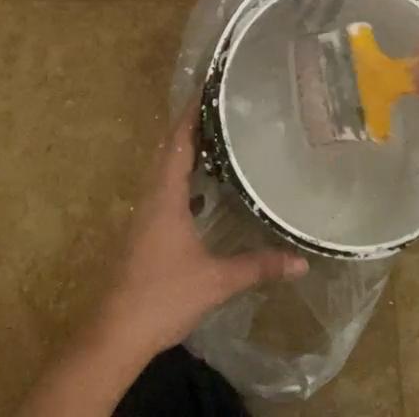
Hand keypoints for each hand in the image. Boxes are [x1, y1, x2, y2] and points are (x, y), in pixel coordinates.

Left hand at [91, 106, 308, 356]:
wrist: (117, 333)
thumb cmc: (163, 296)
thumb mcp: (216, 280)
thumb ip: (258, 266)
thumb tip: (301, 261)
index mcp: (165, 195)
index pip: (177, 141)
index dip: (191, 112)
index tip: (208, 86)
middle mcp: (151, 197)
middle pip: (168, 149)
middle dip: (190, 125)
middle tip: (221, 106)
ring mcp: (144, 215)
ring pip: (163, 170)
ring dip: (184, 151)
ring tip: (217, 138)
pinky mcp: (144, 233)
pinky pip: (164, 190)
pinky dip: (182, 178)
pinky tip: (203, 190)